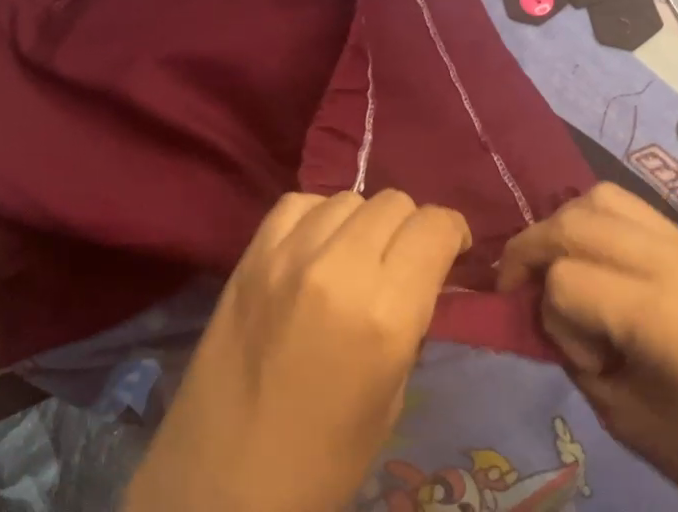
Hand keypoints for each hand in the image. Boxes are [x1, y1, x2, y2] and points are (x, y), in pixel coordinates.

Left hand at [125, 190, 471, 511]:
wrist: (224, 479)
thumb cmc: (322, 458)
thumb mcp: (391, 398)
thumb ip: (410, 323)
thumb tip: (423, 279)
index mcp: (386, 314)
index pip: (435, 228)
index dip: (454, 235)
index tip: (452, 255)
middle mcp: (339, 269)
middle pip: (394, 203)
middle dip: (413, 228)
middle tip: (405, 262)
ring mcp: (287, 256)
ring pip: (348, 198)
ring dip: (365, 222)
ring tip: (358, 256)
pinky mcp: (249, 256)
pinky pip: (297, 204)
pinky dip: (318, 216)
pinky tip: (317, 247)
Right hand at [500, 183, 677, 511]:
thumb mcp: (624, 414)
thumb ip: (571, 352)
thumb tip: (540, 306)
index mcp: (665, 316)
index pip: (566, 278)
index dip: (550, 315)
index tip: (572, 356)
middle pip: (575, 221)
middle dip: (532, 249)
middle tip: (520, 288)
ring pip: (600, 197)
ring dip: (564, 227)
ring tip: (557, 267)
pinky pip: (629, 207)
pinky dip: (595, 223)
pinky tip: (594, 262)